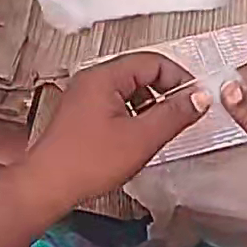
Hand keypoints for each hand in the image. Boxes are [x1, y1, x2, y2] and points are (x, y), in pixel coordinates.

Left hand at [21, 53, 208, 209]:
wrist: (47, 184)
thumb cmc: (87, 162)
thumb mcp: (141, 138)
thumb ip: (174, 114)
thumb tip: (198, 97)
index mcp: (104, 76)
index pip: (152, 62)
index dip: (179, 78)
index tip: (196, 99)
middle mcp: (92, 79)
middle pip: (140, 72)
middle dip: (166, 90)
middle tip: (185, 112)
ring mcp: (84, 95)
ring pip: (128, 88)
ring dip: (150, 103)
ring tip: (163, 127)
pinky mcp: (81, 112)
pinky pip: (115, 102)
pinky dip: (134, 113)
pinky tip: (140, 135)